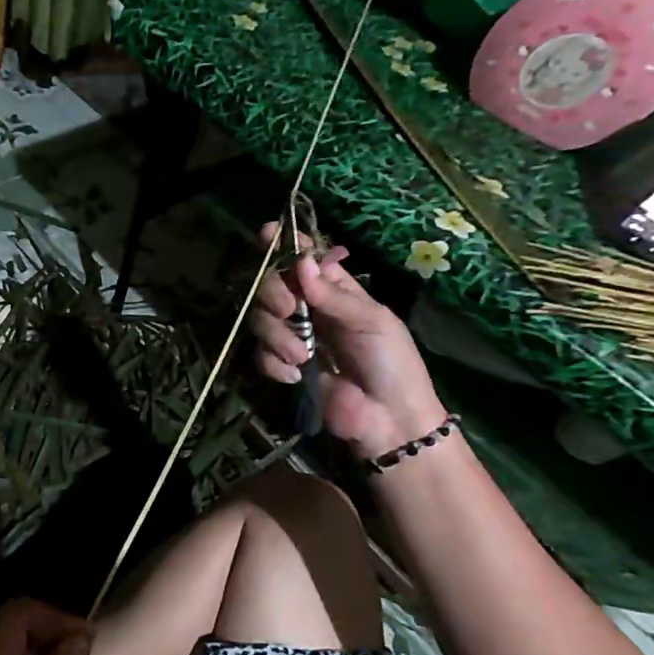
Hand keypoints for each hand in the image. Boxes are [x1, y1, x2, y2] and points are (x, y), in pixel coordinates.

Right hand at [249, 224, 445, 458]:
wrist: (390, 421)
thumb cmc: (393, 363)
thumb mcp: (372, 322)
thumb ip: (334, 295)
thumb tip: (301, 262)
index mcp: (336, 290)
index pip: (304, 258)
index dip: (285, 244)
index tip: (267, 234)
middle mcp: (311, 309)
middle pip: (271, 284)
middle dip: (272, 292)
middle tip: (289, 309)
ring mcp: (295, 339)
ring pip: (260, 319)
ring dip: (275, 335)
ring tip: (300, 356)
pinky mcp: (285, 369)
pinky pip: (261, 356)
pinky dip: (273, 364)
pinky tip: (294, 376)